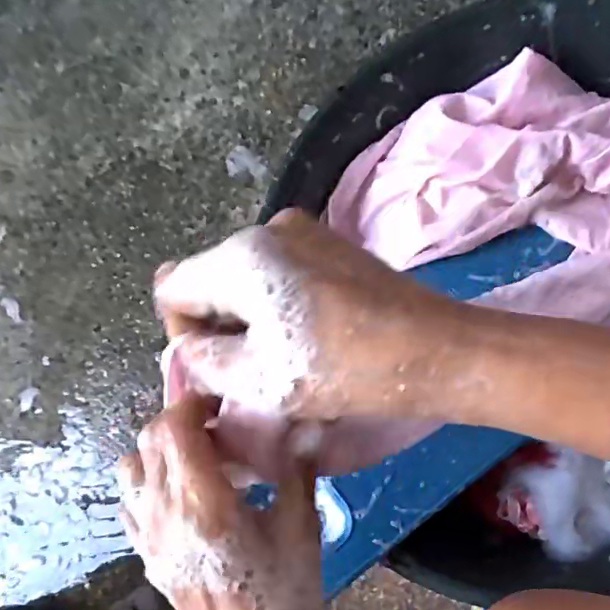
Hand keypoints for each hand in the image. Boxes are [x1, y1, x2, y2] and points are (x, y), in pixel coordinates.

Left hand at [118, 393, 325, 609]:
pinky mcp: (147, 556)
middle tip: (221, 429)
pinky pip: (132, 504)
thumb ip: (297, 470)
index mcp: (203, 501)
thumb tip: (304, 424)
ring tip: (202, 461)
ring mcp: (149, 537)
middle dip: (181, 422)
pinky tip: (185, 498)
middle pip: (148, 441)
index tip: (223, 404)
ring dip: (160, 451)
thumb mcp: (300, 530)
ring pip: (132, 469)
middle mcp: (164, 513)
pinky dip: (150, 485)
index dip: (193, 403)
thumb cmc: (286, 598)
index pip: (174, 427)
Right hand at [154, 209, 459, 419]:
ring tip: (283, 360)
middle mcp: (267, 228)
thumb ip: (202, 359)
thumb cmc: (343, 369)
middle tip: (247, 373)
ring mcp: (305, 231)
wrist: (436, 351)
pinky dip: (281, 306)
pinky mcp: (333, 245)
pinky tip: (309, 338)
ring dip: (251, 320)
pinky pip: (282, 274)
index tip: (214, 369)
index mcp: (240, 256)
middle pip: (211, 280)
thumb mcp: (258, 380)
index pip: (173, 289)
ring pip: (248, 279)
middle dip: (219, 327)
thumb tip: (186, 345)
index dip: (182, 334)